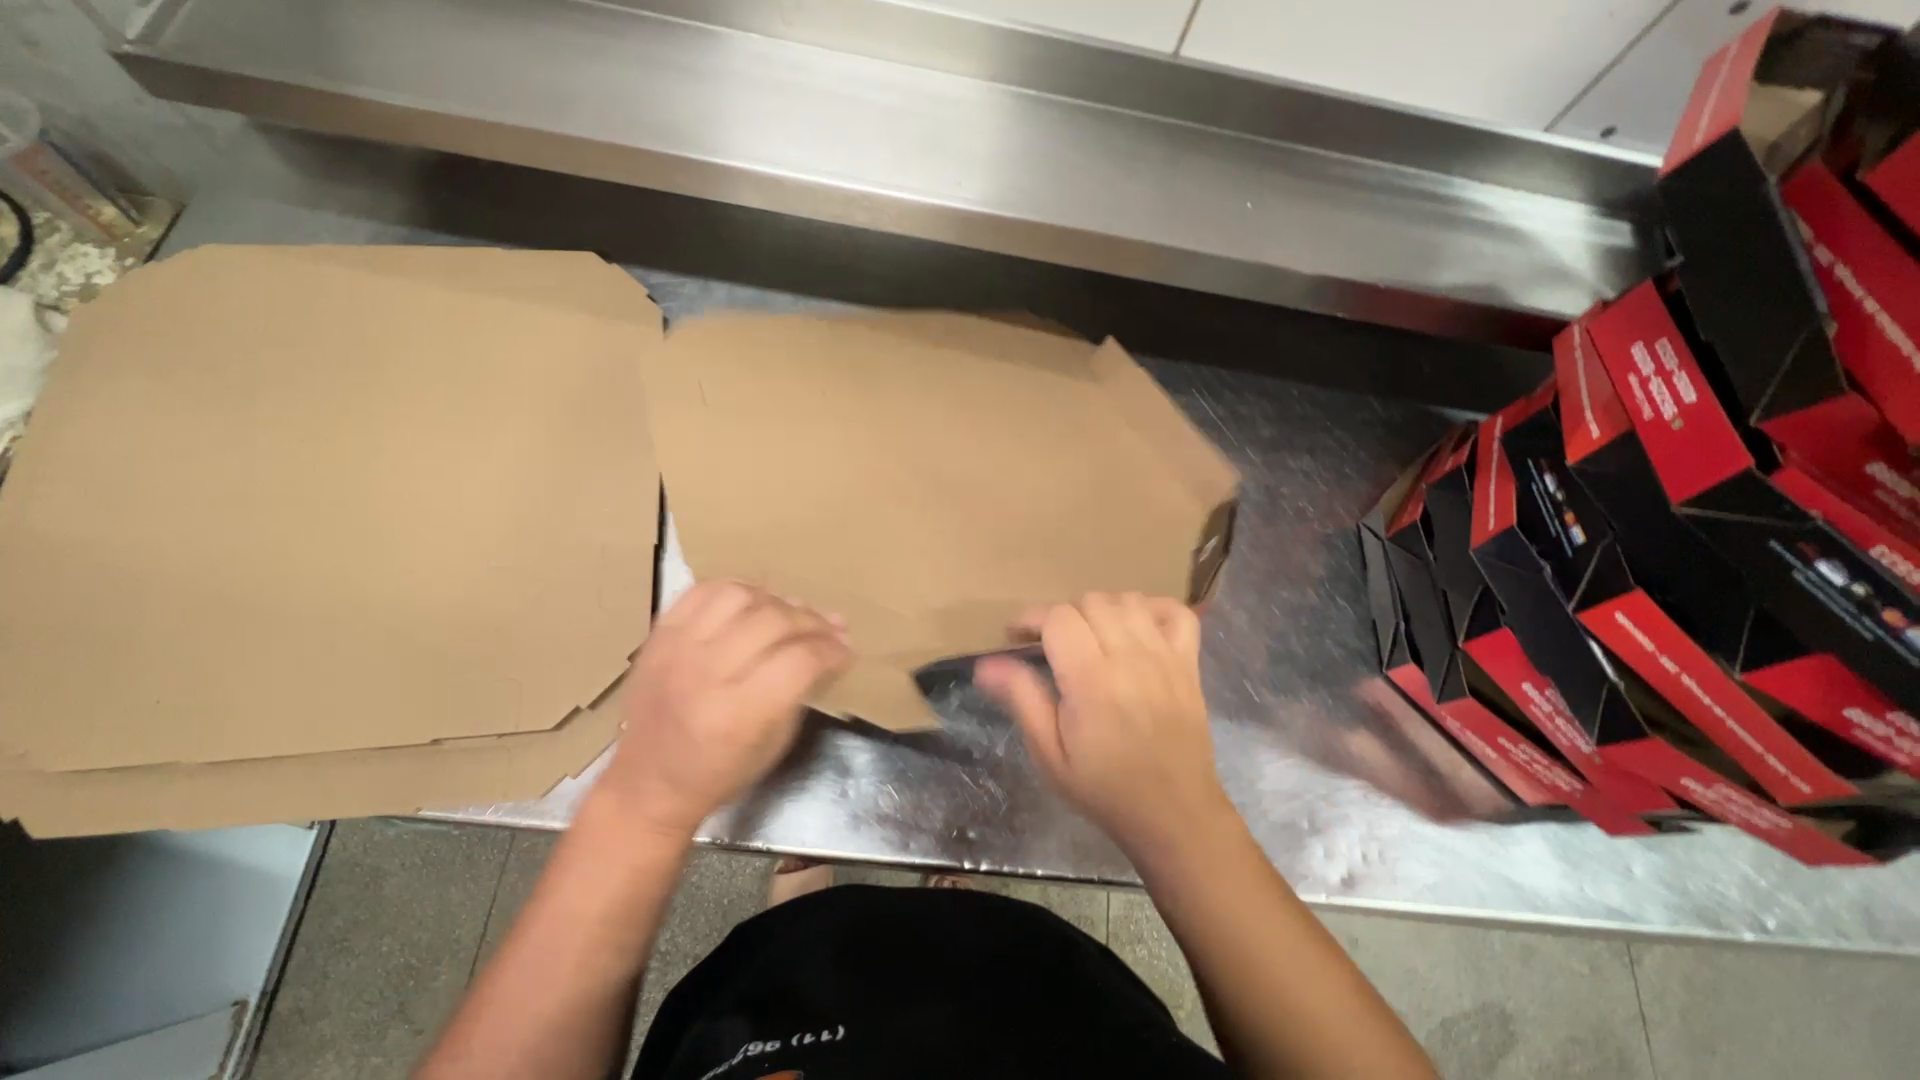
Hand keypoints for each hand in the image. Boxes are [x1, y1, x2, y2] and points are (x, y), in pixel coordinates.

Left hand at [593, 581, 851, 835]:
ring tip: (791, 614)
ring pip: (740, 596)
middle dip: (812, 622)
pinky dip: (736, 590)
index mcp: (739, 714)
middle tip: (829, 629)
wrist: (648, 781)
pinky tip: (754, 603)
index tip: (846, 651)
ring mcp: (678, 649)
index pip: (800, 660)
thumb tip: (830, 641)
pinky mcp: (659, 635)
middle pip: (774, 621)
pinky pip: (703, 591)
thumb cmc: (720, 772)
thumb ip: (800, 689)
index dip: (832, 650)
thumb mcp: (774, 743)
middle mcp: (706, 674)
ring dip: (776, 601)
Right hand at [974, 592, 1233, 856]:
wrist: (1174, 813)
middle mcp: (1130, 658)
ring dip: (1102, 609)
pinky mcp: (1189, 664)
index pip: (1058, 617)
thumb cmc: (1104, 788)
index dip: (1031, 619)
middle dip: (1063, 616)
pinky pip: (1176, 612)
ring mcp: (1165, 657)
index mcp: (1091, 680)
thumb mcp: (1050, 754)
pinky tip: (1136, 627)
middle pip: (1091, 602)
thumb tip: (986, 664)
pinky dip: (1153, 609)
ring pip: (1128, 600)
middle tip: (1052, 647)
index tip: (1016, 637)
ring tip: (1090, 637)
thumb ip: (1022, 699)